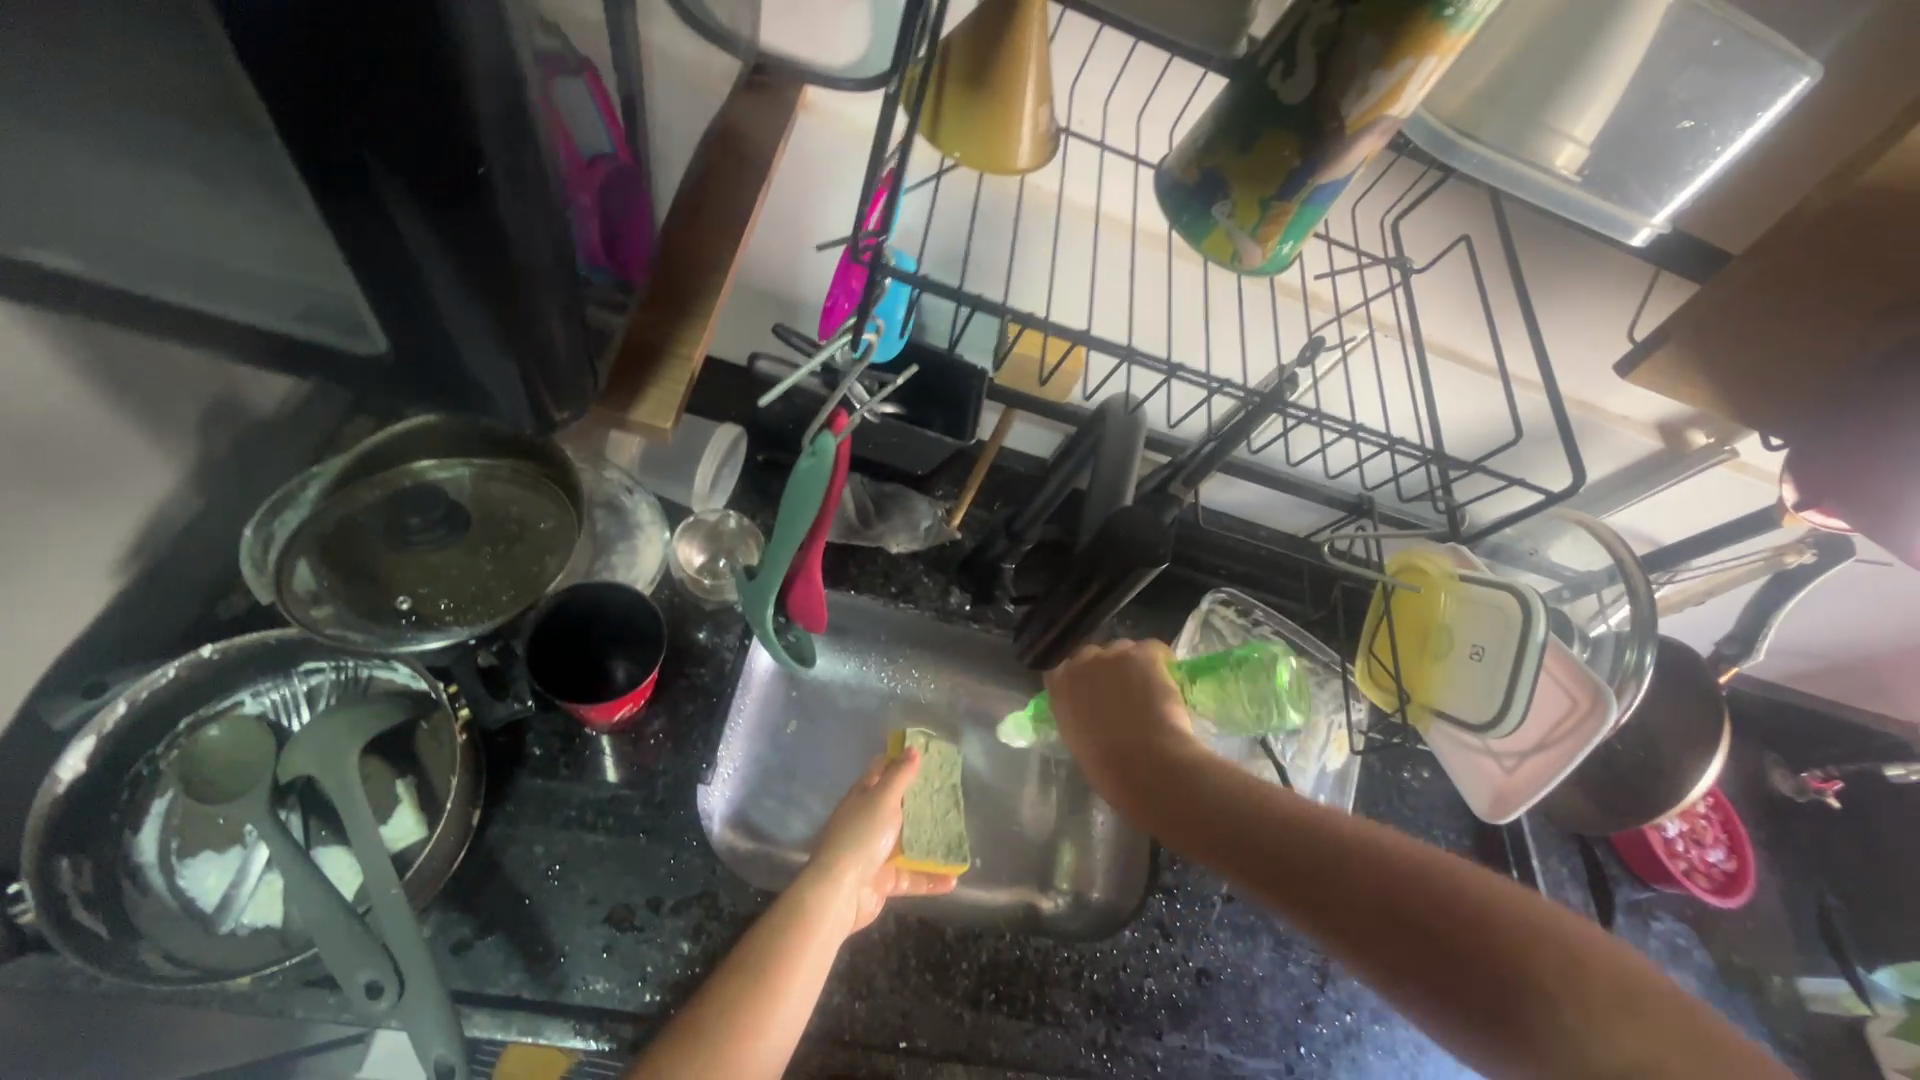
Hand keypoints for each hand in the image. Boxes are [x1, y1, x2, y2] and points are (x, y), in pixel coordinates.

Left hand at [800, 748, 957, 935]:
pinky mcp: (883, 881)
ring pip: (907, 844)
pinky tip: (953, 879)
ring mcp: (875, 852)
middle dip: (921, 802)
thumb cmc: (861, 836)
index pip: (881, 771)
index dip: (901, 761)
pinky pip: (911, 878)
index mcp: (863, 797)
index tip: (928, 756)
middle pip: (897, 807)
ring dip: (929, 843)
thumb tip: (913, 749)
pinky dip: (930, 879)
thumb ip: (899, 776)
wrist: (840, 892)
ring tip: (957, 837)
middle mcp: (868, 821)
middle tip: (951, 794)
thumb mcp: (882, 799)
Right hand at [1043, 640, 1196, 790]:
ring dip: (1134, 664)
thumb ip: (1080, 715)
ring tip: (1150, 686)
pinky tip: (1170, 678)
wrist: (1139, 759)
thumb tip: (1095, 713)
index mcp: (1059, 687)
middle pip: (1094, 656)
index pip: (1064, 671)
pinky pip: (1153, 649)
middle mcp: (1081, 663)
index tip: (1095, 692)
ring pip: (1124, 650)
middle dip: (1107, 670)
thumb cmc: (1105, 763)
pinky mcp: (1142, 654)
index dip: (1084, 680)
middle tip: (1125, 691)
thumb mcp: (1077, 738)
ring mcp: (1112, 655)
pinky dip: (1163, 660)